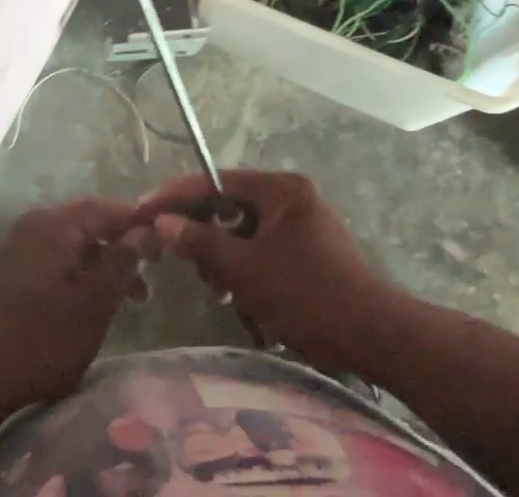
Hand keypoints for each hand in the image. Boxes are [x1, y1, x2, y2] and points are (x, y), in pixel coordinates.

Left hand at [0, 199, 154, 411]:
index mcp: (54, 224)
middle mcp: (33, 225)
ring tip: (126, 301)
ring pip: (71, 244)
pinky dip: (77, 273)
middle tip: (146, 284)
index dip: (137, 225)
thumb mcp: (95, 302)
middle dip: (120, 249)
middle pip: (87, 224)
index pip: (106, 209)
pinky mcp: (9, 270)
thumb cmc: (44, 338)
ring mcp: (17, 246)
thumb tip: (144, 231)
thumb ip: (122, 261)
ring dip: (101, 266)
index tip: (163, 250)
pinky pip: (53, 259)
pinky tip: (90, 302)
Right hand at [134, 170, 407, 369]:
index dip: (175, 197)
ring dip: (225, 258)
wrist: (375, 337)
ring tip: (219, 292)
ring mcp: (304, 223)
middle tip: (183, 263)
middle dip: (204, 236)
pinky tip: (242, 298)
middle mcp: (292, 196)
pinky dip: (247, 268)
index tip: (143, 211)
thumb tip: (161, 222)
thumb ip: (199, 241)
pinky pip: (264, 249)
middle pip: (229, 206)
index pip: (214, 181)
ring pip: (245, 231)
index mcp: (279, 189)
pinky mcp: (311, 250)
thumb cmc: (306, 295)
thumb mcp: (243, 269)